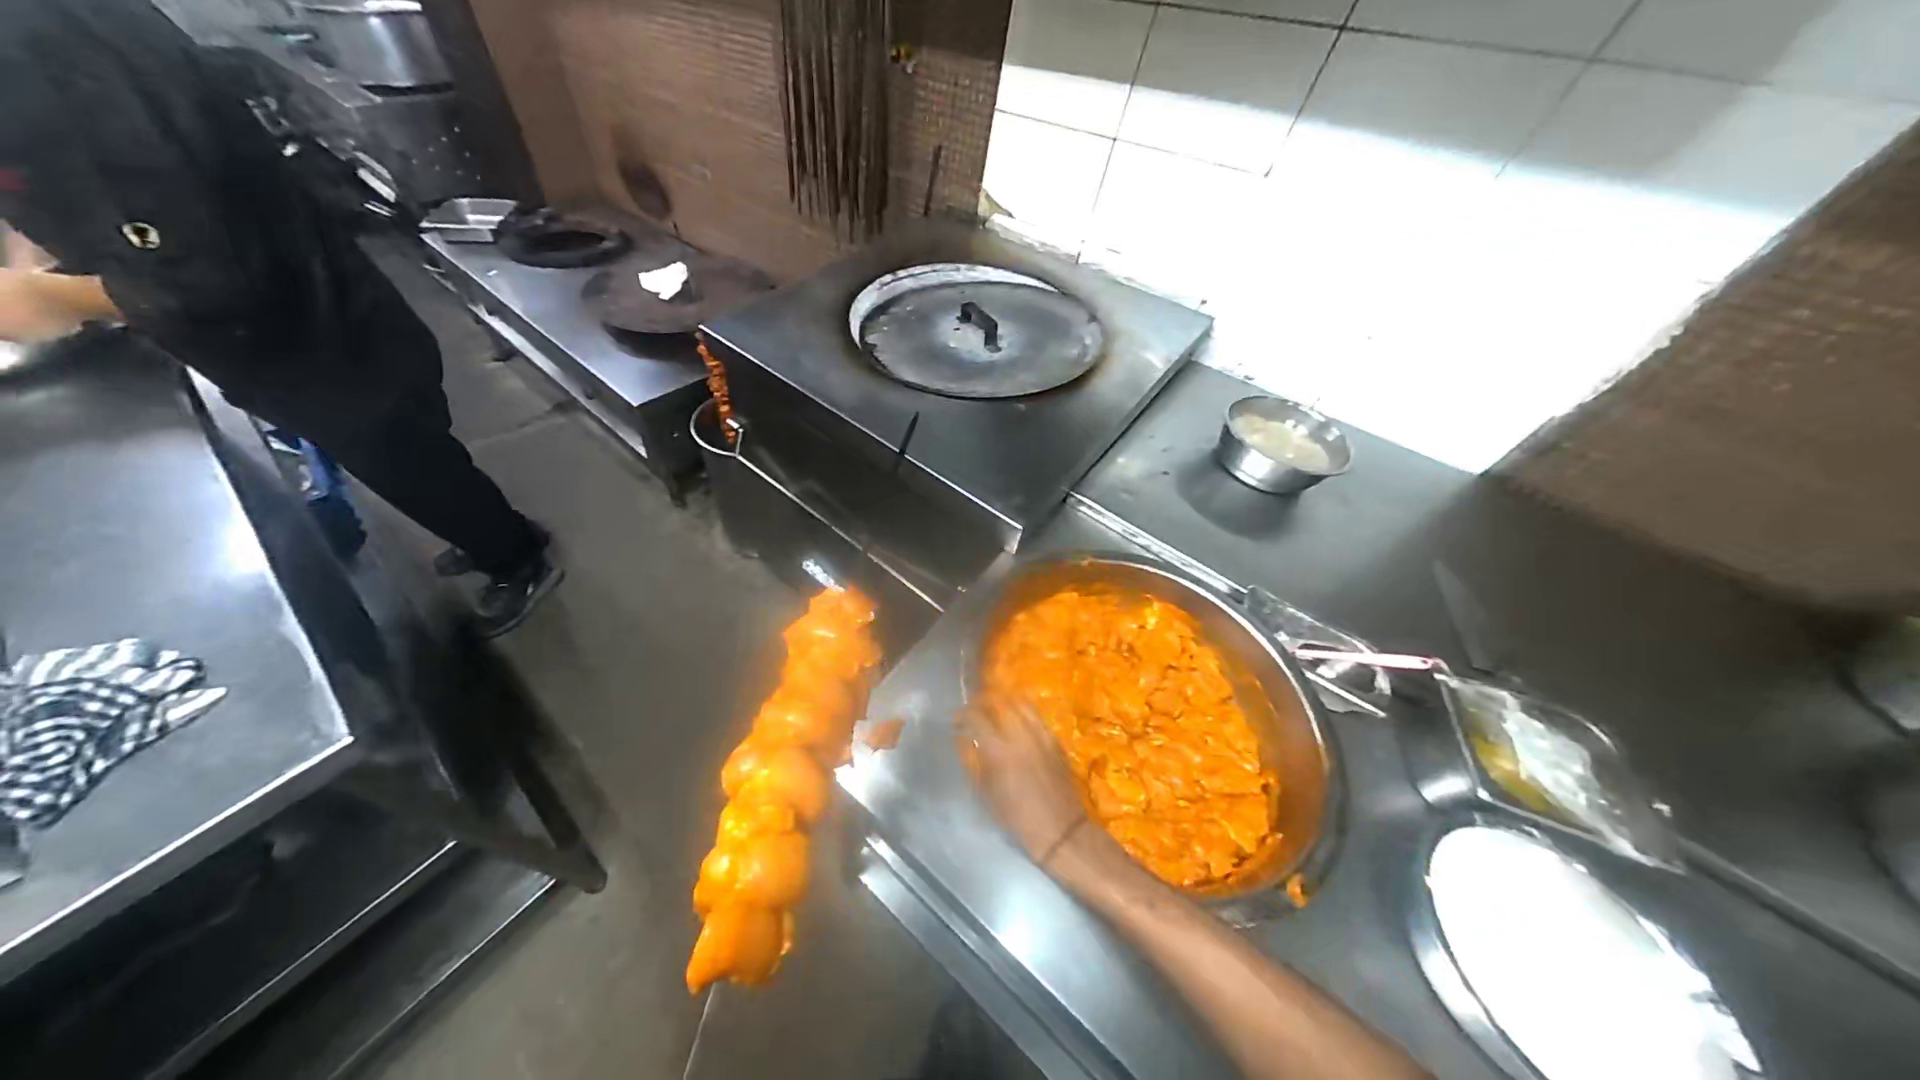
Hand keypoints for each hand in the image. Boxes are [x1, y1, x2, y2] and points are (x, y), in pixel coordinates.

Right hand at [961, 698, 1139, 891]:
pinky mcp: (1056, 741)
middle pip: (1000, 703)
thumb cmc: (1018, 819)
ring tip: (996, 708)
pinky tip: (1018, 722)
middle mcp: (1021, 736)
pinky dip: (1024, 713)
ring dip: (1006, 702)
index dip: (962, 715)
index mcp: (999, 751)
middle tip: (975, 708)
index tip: (956, 720)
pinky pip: (1037, 718)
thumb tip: (964, 740)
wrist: (1060, 831)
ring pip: (1022, 704)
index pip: (976, 718)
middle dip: (984, 701)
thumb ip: (974, 762)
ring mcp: (1042, 736)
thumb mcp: (986, 794)